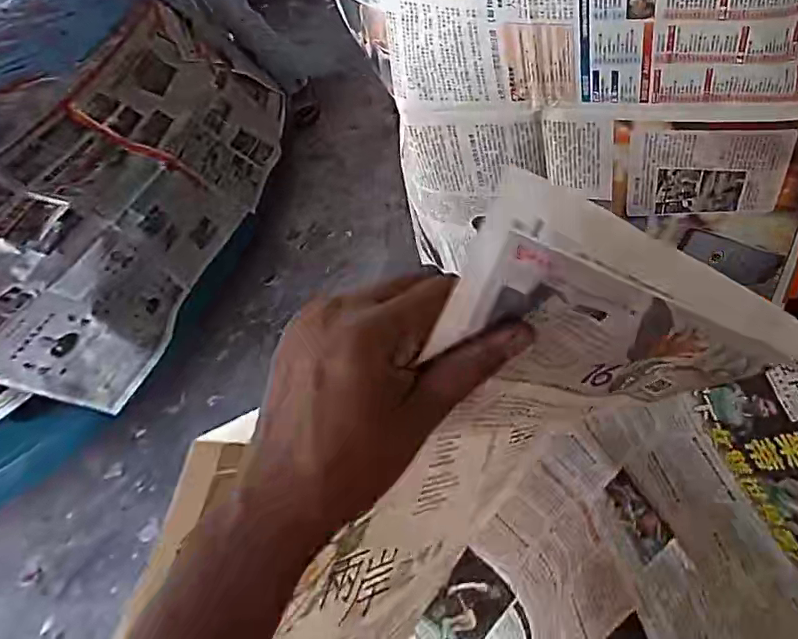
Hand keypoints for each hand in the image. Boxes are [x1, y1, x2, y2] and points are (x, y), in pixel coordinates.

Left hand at [235, 273, 531, 544]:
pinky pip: (357, 308)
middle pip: (411, 285)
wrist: (273, 511)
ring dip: (409, 318)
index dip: (470, 308)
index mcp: (364, 329)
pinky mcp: (299, 330)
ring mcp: (311, 316)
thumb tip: (523, 332)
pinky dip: (379, 325)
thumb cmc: (353, 469)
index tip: (483, 335)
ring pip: (386, 294)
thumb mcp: (422, 415)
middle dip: (438, 314)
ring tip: (409, 369)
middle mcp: (334, 308)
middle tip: (443, 360)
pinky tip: (376, 368)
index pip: (438, 291)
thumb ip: (473, 363)